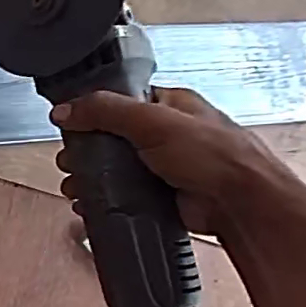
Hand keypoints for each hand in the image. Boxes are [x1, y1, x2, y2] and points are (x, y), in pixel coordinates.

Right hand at [49, 87, 305, 236]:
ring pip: (111, 169)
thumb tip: (65, 109)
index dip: (90, 112)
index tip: (68, 125)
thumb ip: (106, 111)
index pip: (118, 101)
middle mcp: (163, 133)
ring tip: (75, 187)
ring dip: (88, 178)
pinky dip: (101, 199)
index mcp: (168, 105)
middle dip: (84, 152)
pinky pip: (120, 193)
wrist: (240, 205)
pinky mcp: (156, 194)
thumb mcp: (154, 121)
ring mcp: (159, 165)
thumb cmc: (216, 157)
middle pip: (109, 138)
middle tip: (70, 162)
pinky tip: (89, 204)